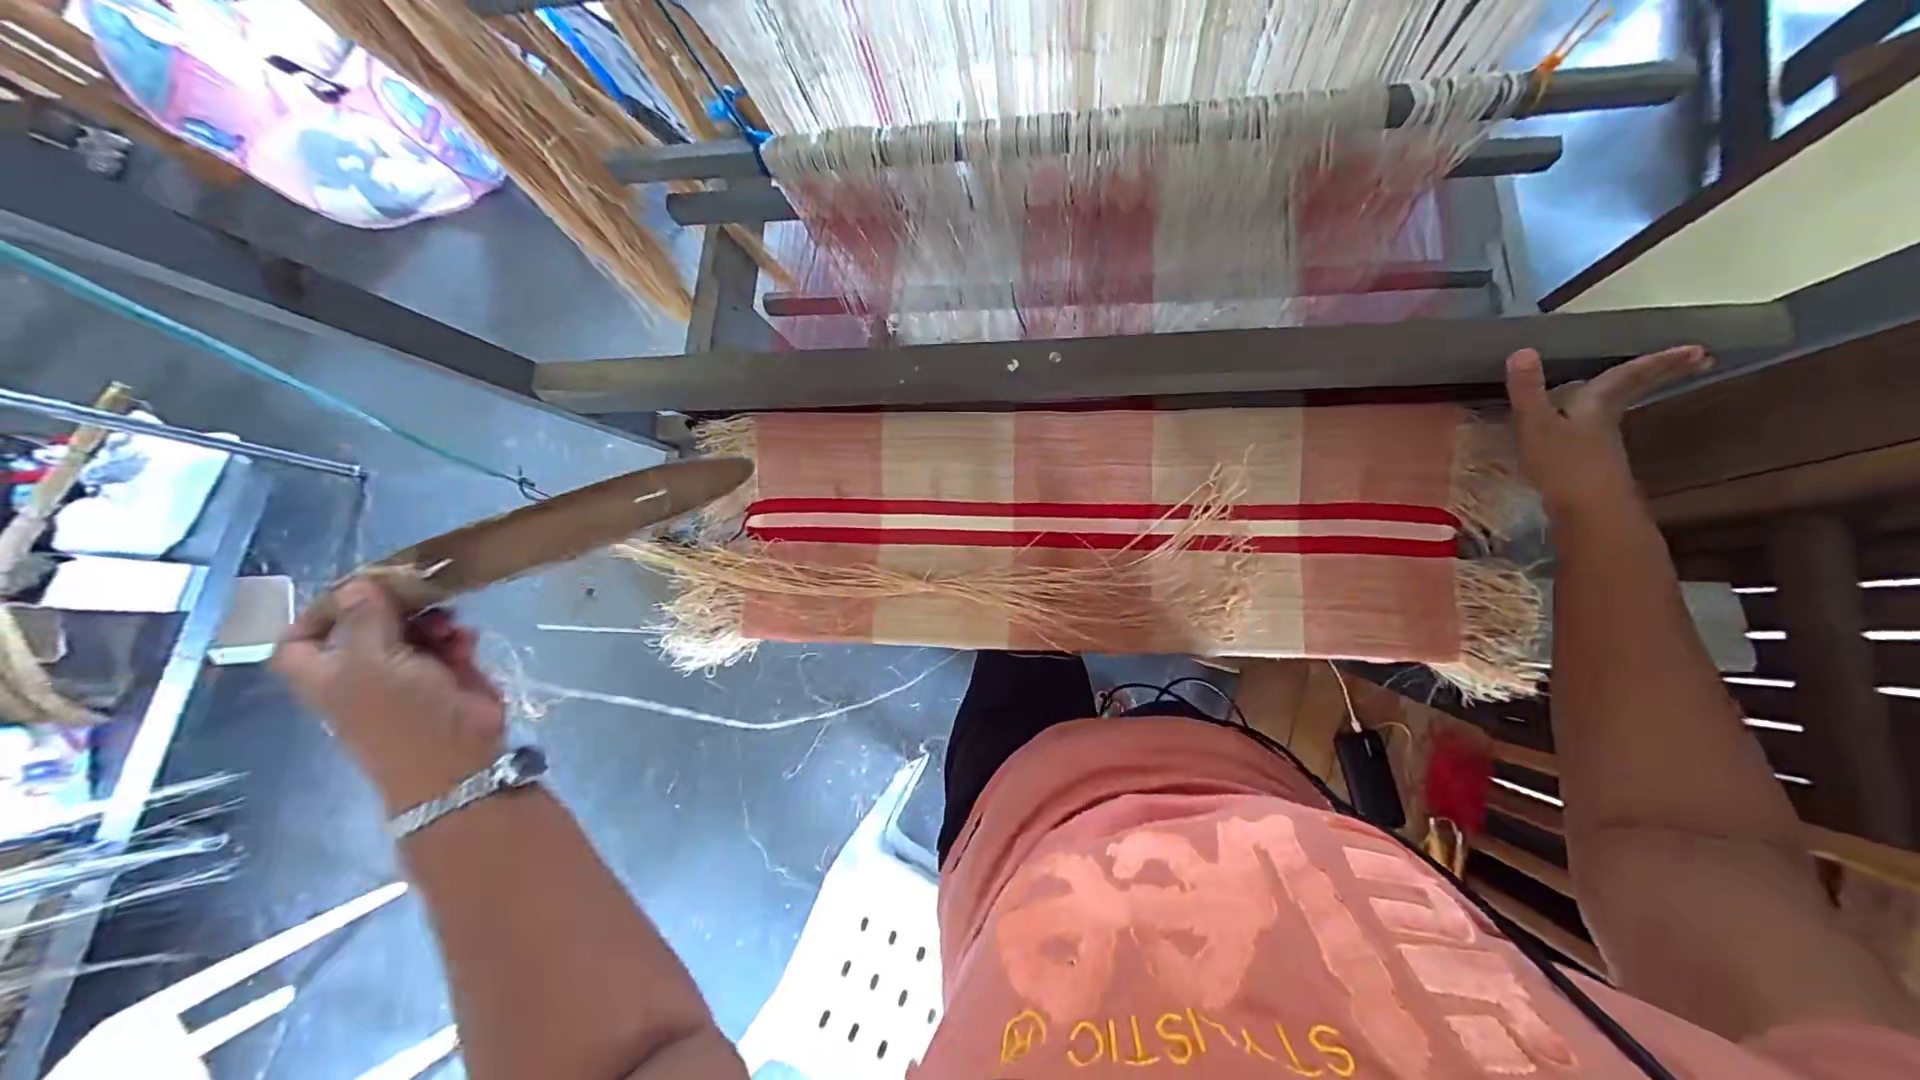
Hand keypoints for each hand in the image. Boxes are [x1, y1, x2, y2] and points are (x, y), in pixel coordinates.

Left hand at [274, 578, 504, 814]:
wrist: (456, 758)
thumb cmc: (401, 714)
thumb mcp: (372, 662)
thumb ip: (364, 618)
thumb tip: (358, 583)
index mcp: (326, 672)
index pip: (301, 636)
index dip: (322, 611)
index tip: (359, 589)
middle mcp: (362, 670)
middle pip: (366, 624)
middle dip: (392, 606)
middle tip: (416, 590)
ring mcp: (407, 673)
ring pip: (412, 629)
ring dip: (430, 618)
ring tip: (448, 622)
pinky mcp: (447, 675)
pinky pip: (448, 643)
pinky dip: (456, 636)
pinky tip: (465, 639)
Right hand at [1505, 345, 1711, 517]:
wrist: (1589, 513)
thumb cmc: (1564, 465)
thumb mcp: (1536, 425)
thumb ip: (1527, 391)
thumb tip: (1523, 350)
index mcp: (1595, 407)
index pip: (1628, 377)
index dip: (1656, 361)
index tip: (1697, 348)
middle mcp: (1605, 423)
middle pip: (1633, 393)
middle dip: (1660, 374)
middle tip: (1697, 360)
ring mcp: (1602, 446)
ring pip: (1618, 411)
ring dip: (1633, 395)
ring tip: (1637, 385)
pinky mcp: (1592, 465)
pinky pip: (1598, 432)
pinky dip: (1600, 421)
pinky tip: (1589, 426)